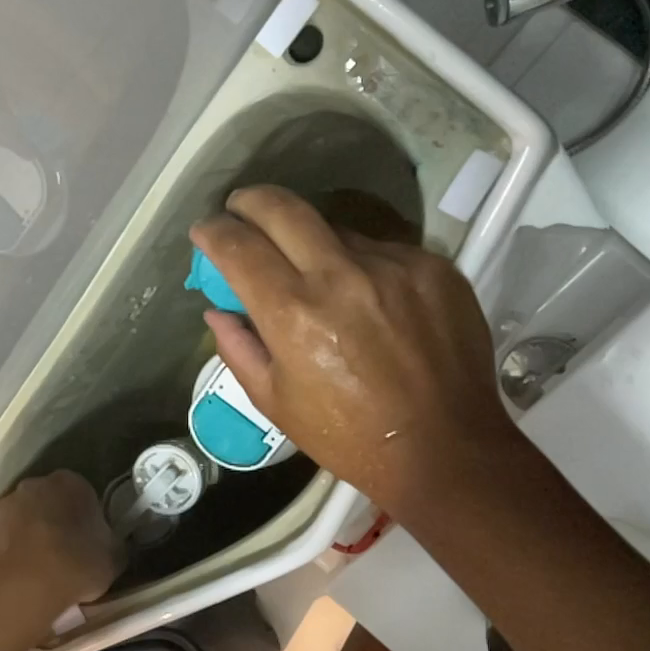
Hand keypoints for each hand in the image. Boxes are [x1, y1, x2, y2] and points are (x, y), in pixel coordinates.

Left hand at [0, 471, 121, 613]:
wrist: (19, 587)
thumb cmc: (75, 566)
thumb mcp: (113, 559)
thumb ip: (113, 546)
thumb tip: (111, 546)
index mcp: (70, 483)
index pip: (83, 494)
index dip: (87, 518)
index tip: (90, 542)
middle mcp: (33, 485)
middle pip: (48, 502)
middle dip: (55, 522)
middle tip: (66, 555)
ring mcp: (1, 506)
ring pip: (21, 519)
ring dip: (28, 537)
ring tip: (38, 571)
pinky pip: (0, 540)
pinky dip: (7, 553)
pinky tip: (16, 578)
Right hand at [190, 185, 516, 510]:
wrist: (445, 448)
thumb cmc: (348, 437)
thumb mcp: (276, 403)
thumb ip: (239, 348)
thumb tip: (218, 311)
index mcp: (294, 314)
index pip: (239, 247)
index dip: (213, 233)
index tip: (205, 232)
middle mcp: (341, 275)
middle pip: (283, 207)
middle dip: (250, 201)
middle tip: (240, 210)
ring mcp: (392, 265)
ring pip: (335, 229)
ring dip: (310, 240)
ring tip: (311, 272)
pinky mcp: (432, 267)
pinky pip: (381, 250)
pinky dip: (359, 264)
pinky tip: (365, 297)